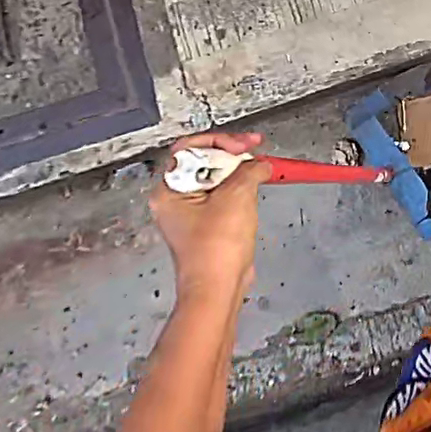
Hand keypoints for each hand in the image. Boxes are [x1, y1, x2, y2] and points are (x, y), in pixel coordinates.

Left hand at [150, 132, 270, 297]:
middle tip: (254, 149)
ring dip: (238, 170)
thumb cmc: (217, 248)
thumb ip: (250, 169)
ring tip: (258, 166)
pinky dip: (239, 187)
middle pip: (203, 160)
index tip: (243, 145)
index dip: (219, 141)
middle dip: (231, 154)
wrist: (219, 290)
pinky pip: (222, 195)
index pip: (190, 148)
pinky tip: (254, 184)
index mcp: (169, 190)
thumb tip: (261, 163)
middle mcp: (175, 199)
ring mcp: (191, 212)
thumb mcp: (236, 196)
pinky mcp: (207, 223)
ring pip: (215, 177)